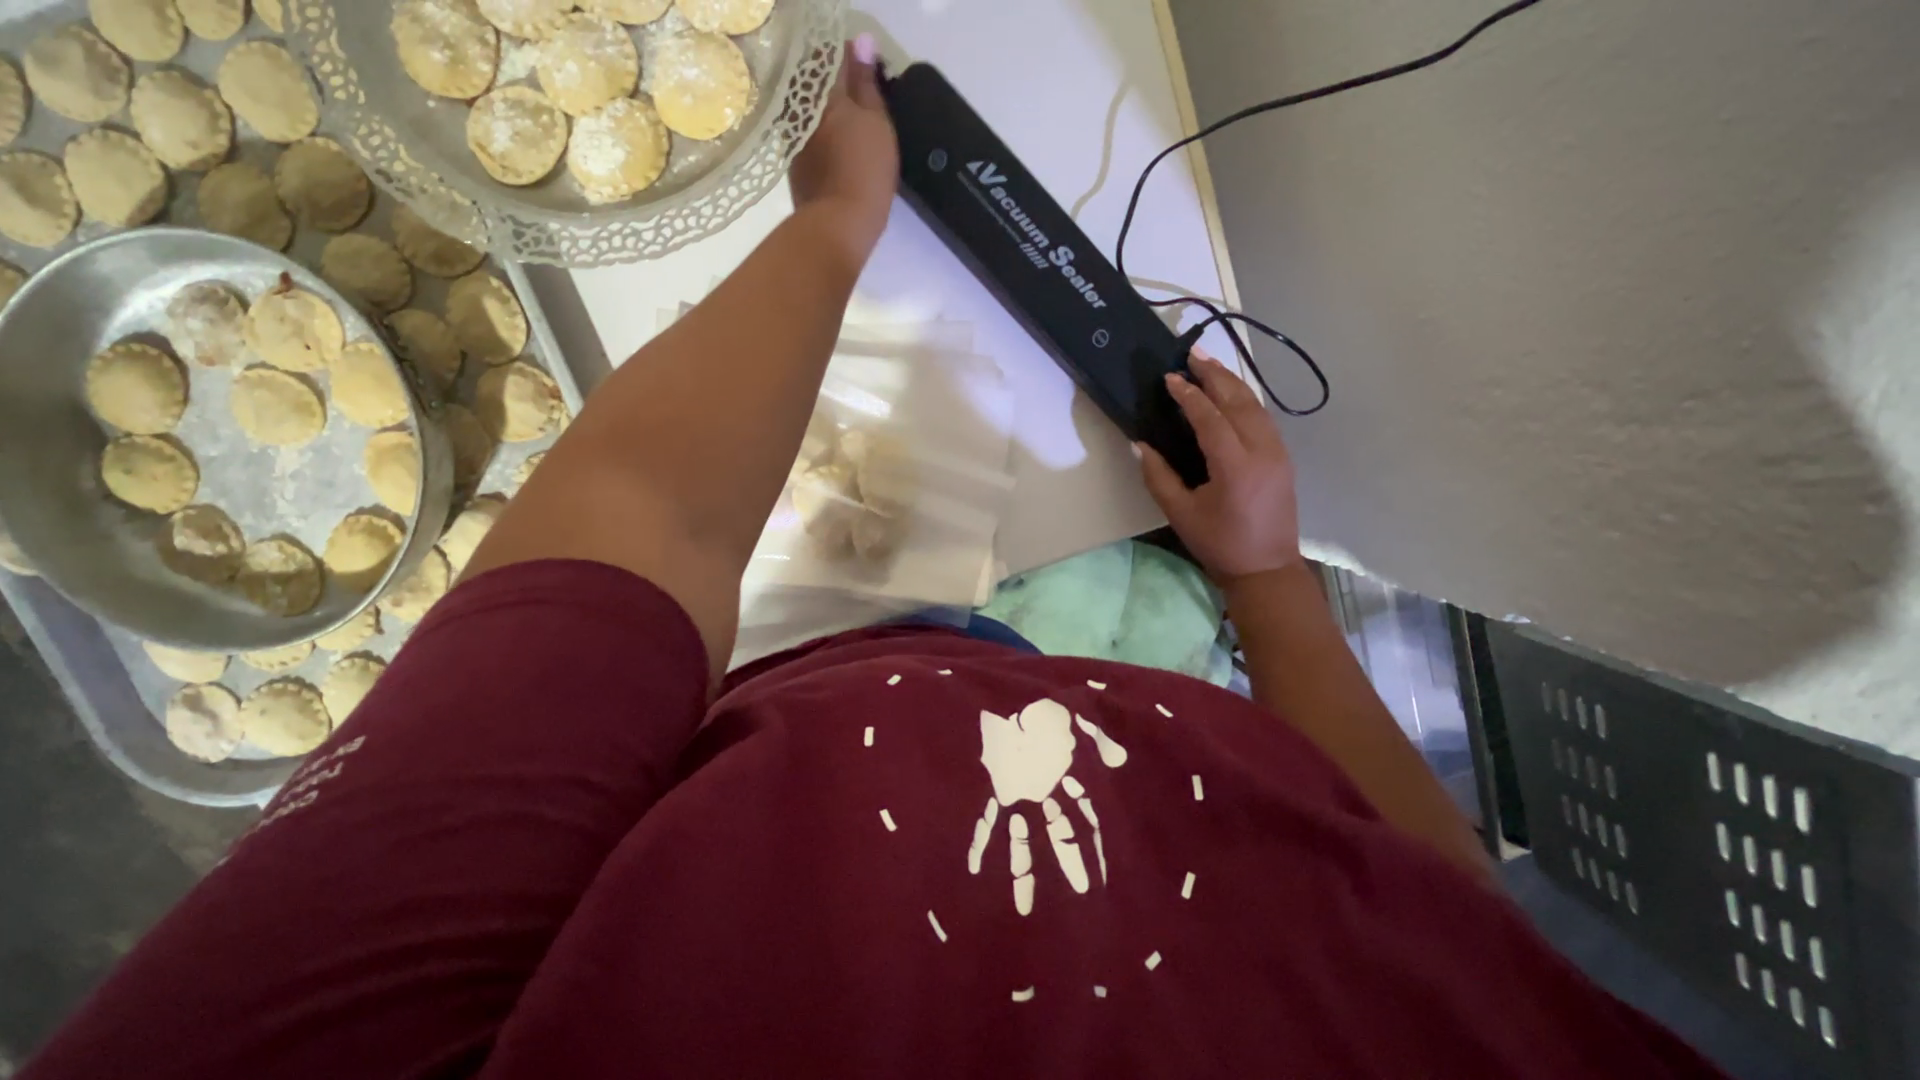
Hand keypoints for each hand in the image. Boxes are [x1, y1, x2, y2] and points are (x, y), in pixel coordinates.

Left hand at [789, 34, 898, 261]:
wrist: (837, 224)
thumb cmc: (864, 169)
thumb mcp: (876, 121)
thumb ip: (867, 81)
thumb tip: (862, 42)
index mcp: (821, 90)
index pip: (833, 56)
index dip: (854, 61)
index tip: (872, 75)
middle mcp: (799, 106)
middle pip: (817, 81)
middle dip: (839, 84)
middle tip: (865, 101)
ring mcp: (792, 134)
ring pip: (810, 107)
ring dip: (829, 109)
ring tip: (853, 124)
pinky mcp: (793, 159)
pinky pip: (807, 130)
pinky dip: (822, 130)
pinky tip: (839, 146)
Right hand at [1138, 352, 1303, 587]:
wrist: (1266, 569)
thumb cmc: (1219, 544)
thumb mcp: (1180, 514)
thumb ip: (1158, 475)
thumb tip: (1141, 443)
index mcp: (1234, 466)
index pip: (1210, 418)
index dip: (1189, 395)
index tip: (1170, 378)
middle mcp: (1261, 451)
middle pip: (1238, 401)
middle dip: (1215, 375)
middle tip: (1192, 355)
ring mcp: (1278, 453)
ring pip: (1256, 406)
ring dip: (1232, 383)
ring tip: (1209, 366)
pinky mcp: (1284, 458)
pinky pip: (1264, 419)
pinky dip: (1245, 401)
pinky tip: (1230, 395)